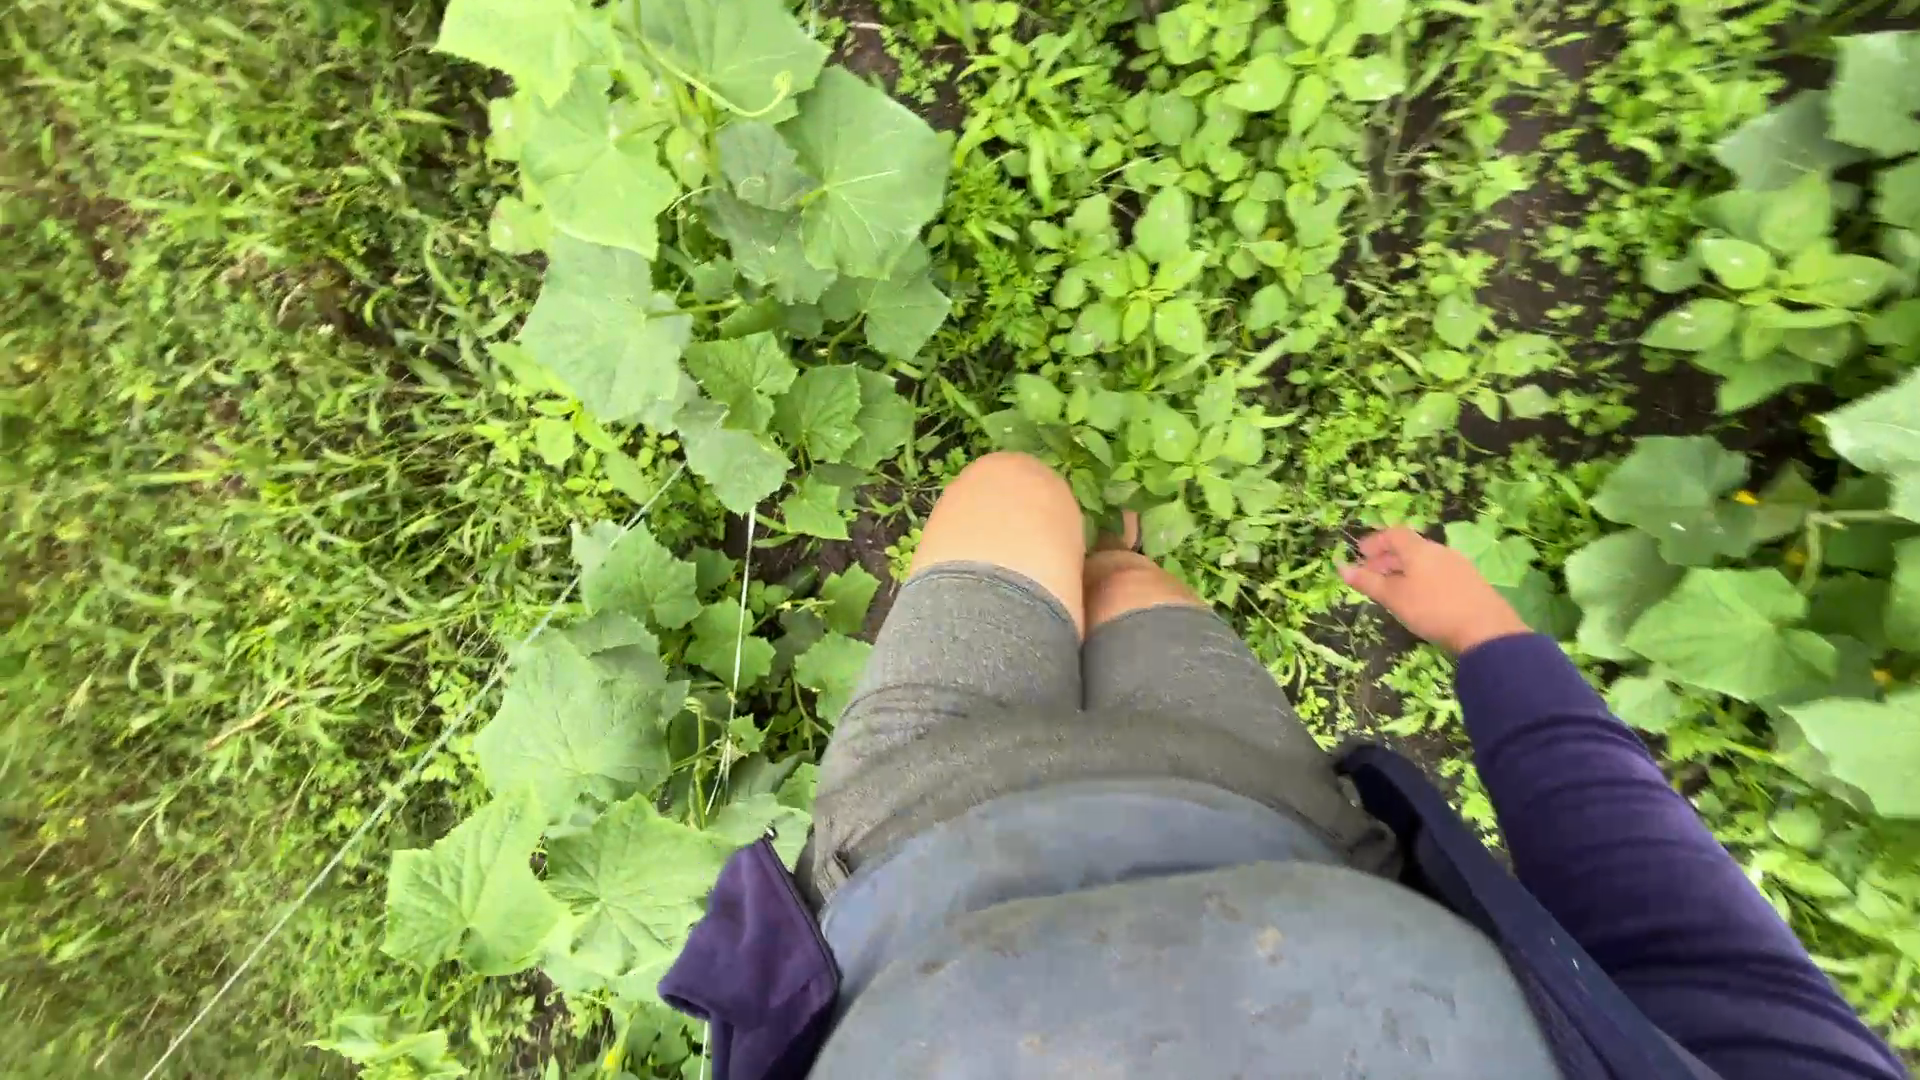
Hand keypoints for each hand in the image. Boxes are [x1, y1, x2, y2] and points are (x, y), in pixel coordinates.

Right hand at [1337, 527, 1532, 655]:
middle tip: (1370, 574)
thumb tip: (1341, 568)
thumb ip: (1367, 581)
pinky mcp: (1470, 582)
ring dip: (1403, 569)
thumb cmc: (1431, 609)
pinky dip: (1420, 578)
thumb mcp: (1392, 597)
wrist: (1487, 631)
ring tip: (1391, 588)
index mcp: (1419, 550)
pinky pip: (1437, 572)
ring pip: (1424, 561)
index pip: (1394, 534)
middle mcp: (1440, 552)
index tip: (1360, 554)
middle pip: (1409, 547)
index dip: (1375, 541)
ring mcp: (1458, 566)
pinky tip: (1417, 597)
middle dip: (1386, 558)